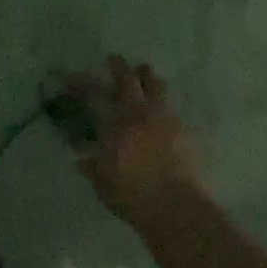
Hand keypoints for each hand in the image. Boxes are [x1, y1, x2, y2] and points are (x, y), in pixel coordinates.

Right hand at [72, 56, 205, 225]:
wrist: (175, 206)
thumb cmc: (131, 194)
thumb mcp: (102, 182)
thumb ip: (92, 166)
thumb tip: (81, 159)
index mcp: (117, 123)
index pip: (98, 94)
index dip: (86, 83)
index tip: (78, 76)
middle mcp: (142, 114)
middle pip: (133, 80)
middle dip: (123, 68)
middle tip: (117, 61)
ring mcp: (168, 120)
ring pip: (159, 88)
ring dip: (149, 80)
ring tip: (145, 77)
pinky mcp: (187, 132)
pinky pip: (174, 111)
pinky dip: (165, 108)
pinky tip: (163, 117)